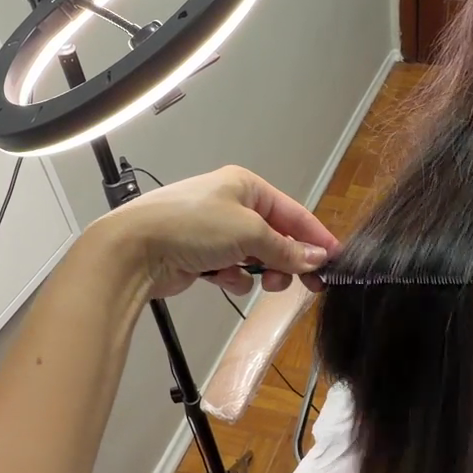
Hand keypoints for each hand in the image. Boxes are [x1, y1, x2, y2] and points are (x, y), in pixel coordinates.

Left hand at [85, 165, 338, 299]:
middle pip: (277, 237)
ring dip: (261, 272)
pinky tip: (220, 279)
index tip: (337, 262)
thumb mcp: (249, 233)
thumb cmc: (194, 228)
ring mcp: (216, 230)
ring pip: (257, 257)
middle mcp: (233, 204)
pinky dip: (232, 278)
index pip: (294, 214)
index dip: (317, 238)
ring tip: (260, 282)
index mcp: (247, 186)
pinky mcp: (202, 255)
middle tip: (308, 286)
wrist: (135, 249)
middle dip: (288, 260)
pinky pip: (233, 270)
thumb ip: (286, 249)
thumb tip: (318, 259)